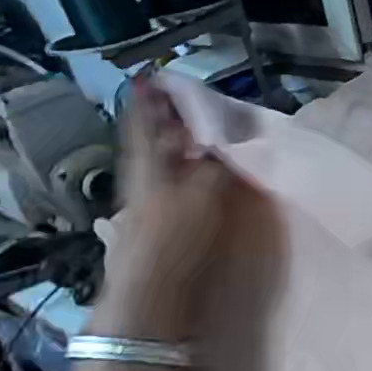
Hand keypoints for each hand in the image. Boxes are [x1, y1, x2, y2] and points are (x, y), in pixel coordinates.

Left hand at [89, 75, 230, 340]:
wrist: (152, 293)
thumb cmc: (174, 236)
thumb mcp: (204, 193)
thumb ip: (218, 166)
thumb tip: (230, 142)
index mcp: (146, 162)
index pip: (143, 120)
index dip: (149, 98)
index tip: (155, 77)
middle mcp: (140, 176)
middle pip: (152, 141)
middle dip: (168, 121)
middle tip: (189, 105)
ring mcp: (144, 201)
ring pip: (161, 163)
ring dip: (177, 148)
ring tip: (197, 137)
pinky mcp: (156, 223)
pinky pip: (170, 184)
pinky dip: (182, 172)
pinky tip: (195, 177)